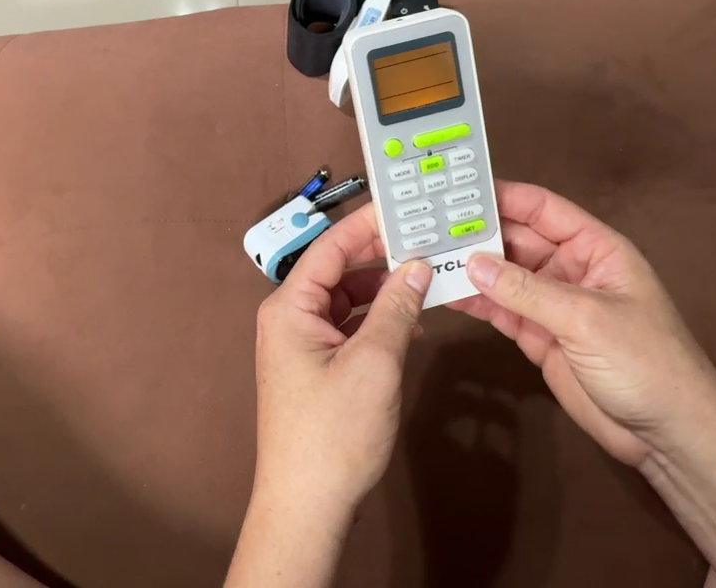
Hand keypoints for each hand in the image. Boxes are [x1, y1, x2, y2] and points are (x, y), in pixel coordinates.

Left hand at [251, 203, 432, 513]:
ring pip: (348, 300)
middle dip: (381, 259)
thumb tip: (416, 267)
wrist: (307, 507)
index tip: (403, 208)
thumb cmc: (333, 433)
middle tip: (425, 244)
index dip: (367, 224)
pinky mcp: (317, 367)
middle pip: (339, 270)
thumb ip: (396, 308)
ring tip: (426, 282)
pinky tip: (410, 326)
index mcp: (290, 306)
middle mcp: (291, 317)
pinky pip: (350, 328)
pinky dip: (379, 323)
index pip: (330, 247)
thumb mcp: (374, 363)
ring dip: (384, 293)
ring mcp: (303, 344)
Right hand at [450, 180, 715, 465]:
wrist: (669, 436)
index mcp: (595, 248)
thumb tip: (473, 262)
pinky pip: (502, 310)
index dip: (505, 197)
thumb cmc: (645, 362)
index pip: (544, 209)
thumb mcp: (587, 318)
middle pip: (517, 240)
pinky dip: (476, 301)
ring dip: (471, 267)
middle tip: (430, 224)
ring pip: (504, 275)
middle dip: (479, 233)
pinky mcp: (540, 337)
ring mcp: (554, 304)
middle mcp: (571, 269)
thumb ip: (526, 290)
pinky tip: (445, 292)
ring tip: (428, 255)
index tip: (460, 190)